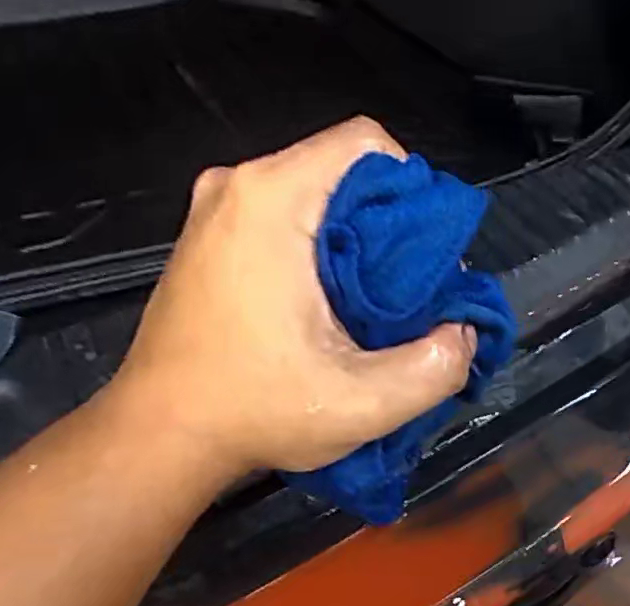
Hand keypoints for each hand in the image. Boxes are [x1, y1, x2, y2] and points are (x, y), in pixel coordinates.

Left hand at [102, 117, 476, 478]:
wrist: (165, 435)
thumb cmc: (258, 411)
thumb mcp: (368, 403)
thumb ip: (439, 366)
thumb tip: (464, 332)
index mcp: (273, 202)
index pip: (370, 146)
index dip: (419, 197)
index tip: (434, 265)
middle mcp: (240, 189)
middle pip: (349, 175)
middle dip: (398, 233)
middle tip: (419, 302)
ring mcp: (221, 214)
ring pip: (324, 203)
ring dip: (369, 252)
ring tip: (385, 315)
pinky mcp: (216, 243)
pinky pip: (294, 225)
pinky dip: (333, 260)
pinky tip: (343, 316)